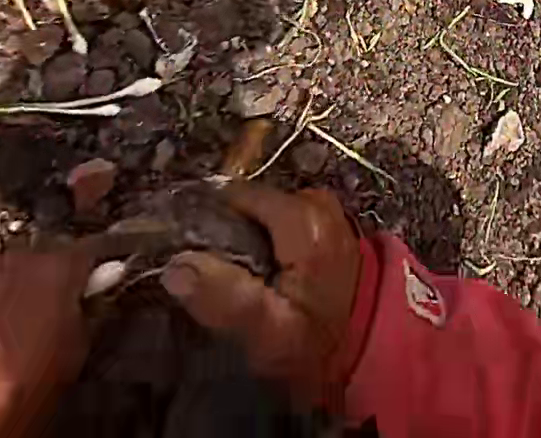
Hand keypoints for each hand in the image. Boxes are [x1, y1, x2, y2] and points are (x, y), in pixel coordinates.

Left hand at [0, 246, 92, 437]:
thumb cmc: (25, 385)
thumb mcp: (76, 344)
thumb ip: (90, 303)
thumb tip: (102, 279)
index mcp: (55, 267)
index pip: (87, 249)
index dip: (97, 264)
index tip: (103, 278)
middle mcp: (14, 269)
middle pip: (45, 258)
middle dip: (55, 275)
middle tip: (64, 302)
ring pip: (11, 278)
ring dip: (22, 292)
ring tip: (26, 325)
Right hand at [159, 185, 362, 407]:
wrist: (362, 345)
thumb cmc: (312, 340)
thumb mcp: (264, 330)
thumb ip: (225, 296)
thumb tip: (177, 265)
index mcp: (306, 221)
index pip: (246, 196)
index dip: (211, 214)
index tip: (184, 241)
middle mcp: (321, 205)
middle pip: (258, 200)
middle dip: (230, 225)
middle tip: (206, 262)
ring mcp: (329, 212)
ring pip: (271, 208)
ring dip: (249, 231)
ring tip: (230, 268)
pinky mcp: (331, 224)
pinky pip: (288, 216)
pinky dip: (268, 233)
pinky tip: (259, 265)